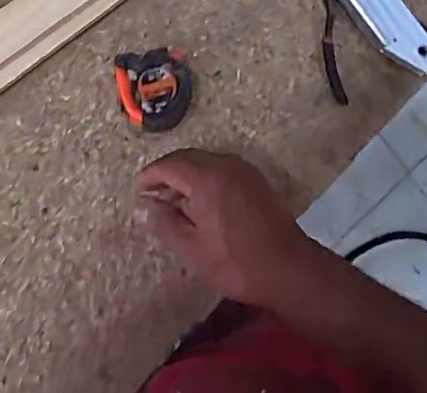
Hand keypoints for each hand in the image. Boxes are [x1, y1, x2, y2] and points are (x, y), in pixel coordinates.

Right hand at [135, 149, 330, 305]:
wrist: (288, 267)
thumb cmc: (236, 262)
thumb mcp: (193, 249)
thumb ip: (167, 222)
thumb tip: (148, 205)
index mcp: (205, 177)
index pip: (169, 165)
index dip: (150, 175)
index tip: (139, 190)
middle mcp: (223, 163)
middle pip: (186, 158)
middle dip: (167, 173)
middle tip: (153, 196)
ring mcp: (241, 168)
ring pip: (204, 161)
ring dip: (186, 175)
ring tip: (174, 201)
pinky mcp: (252, 177)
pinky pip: (220, 168)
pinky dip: (204, 177)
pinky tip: (201, 201)